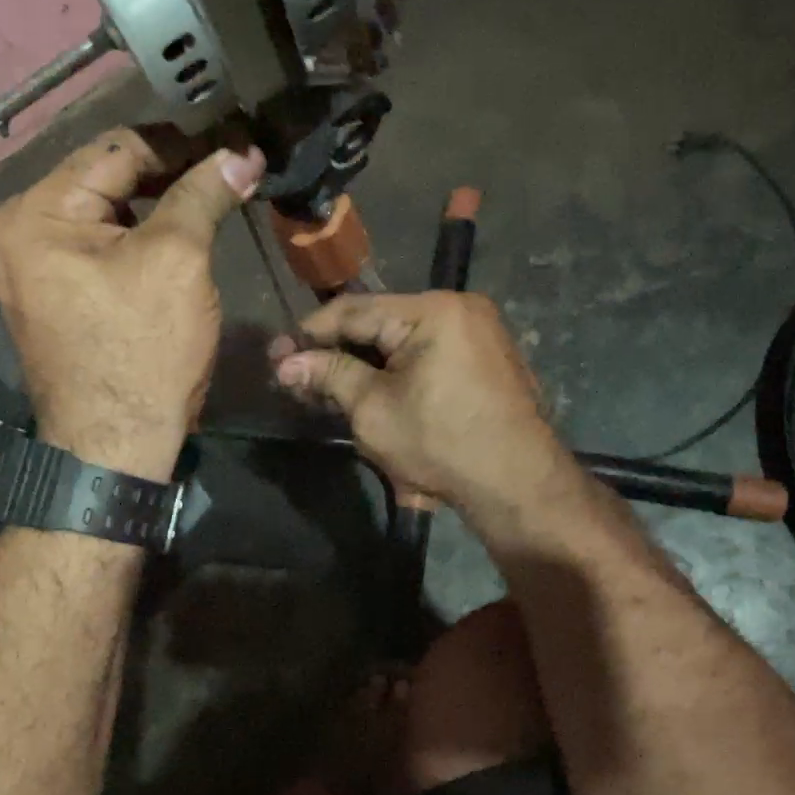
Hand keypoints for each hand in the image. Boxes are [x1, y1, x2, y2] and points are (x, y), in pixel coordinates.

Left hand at [0, 129, 265, 480]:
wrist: (113, 449)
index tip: (234, 145)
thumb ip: (203, 194)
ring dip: (156, 206)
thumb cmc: (141, 352)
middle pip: (105, 178)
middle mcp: (19, 232)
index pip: (116, 149)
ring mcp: (30, 268)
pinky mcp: (50, 297)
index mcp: (36, 213)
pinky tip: (177, 237)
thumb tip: (242, 153)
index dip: (181, 144)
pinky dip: (136, 238)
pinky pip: (96, 248)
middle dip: (169, 174)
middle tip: (230, 172)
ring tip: (212, 200)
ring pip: (104, 213)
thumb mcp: (176, 261)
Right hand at [270, 292, 576, 515]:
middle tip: (296, 378)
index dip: (309, 334)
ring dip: (362, 366)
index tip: (275, 355)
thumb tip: (284, 364)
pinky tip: (366, 395)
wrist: (518, 485)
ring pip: (399, 342)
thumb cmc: (441, 443)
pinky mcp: (485, 360)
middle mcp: (458, 309)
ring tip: (325, 392)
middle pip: (377, 324)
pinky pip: (425, 356)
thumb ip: (328, 376)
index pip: (352, 310)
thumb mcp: (373, 409)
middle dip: (334, 353)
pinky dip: (393, 373)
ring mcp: (477, 334)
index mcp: (432, 311)